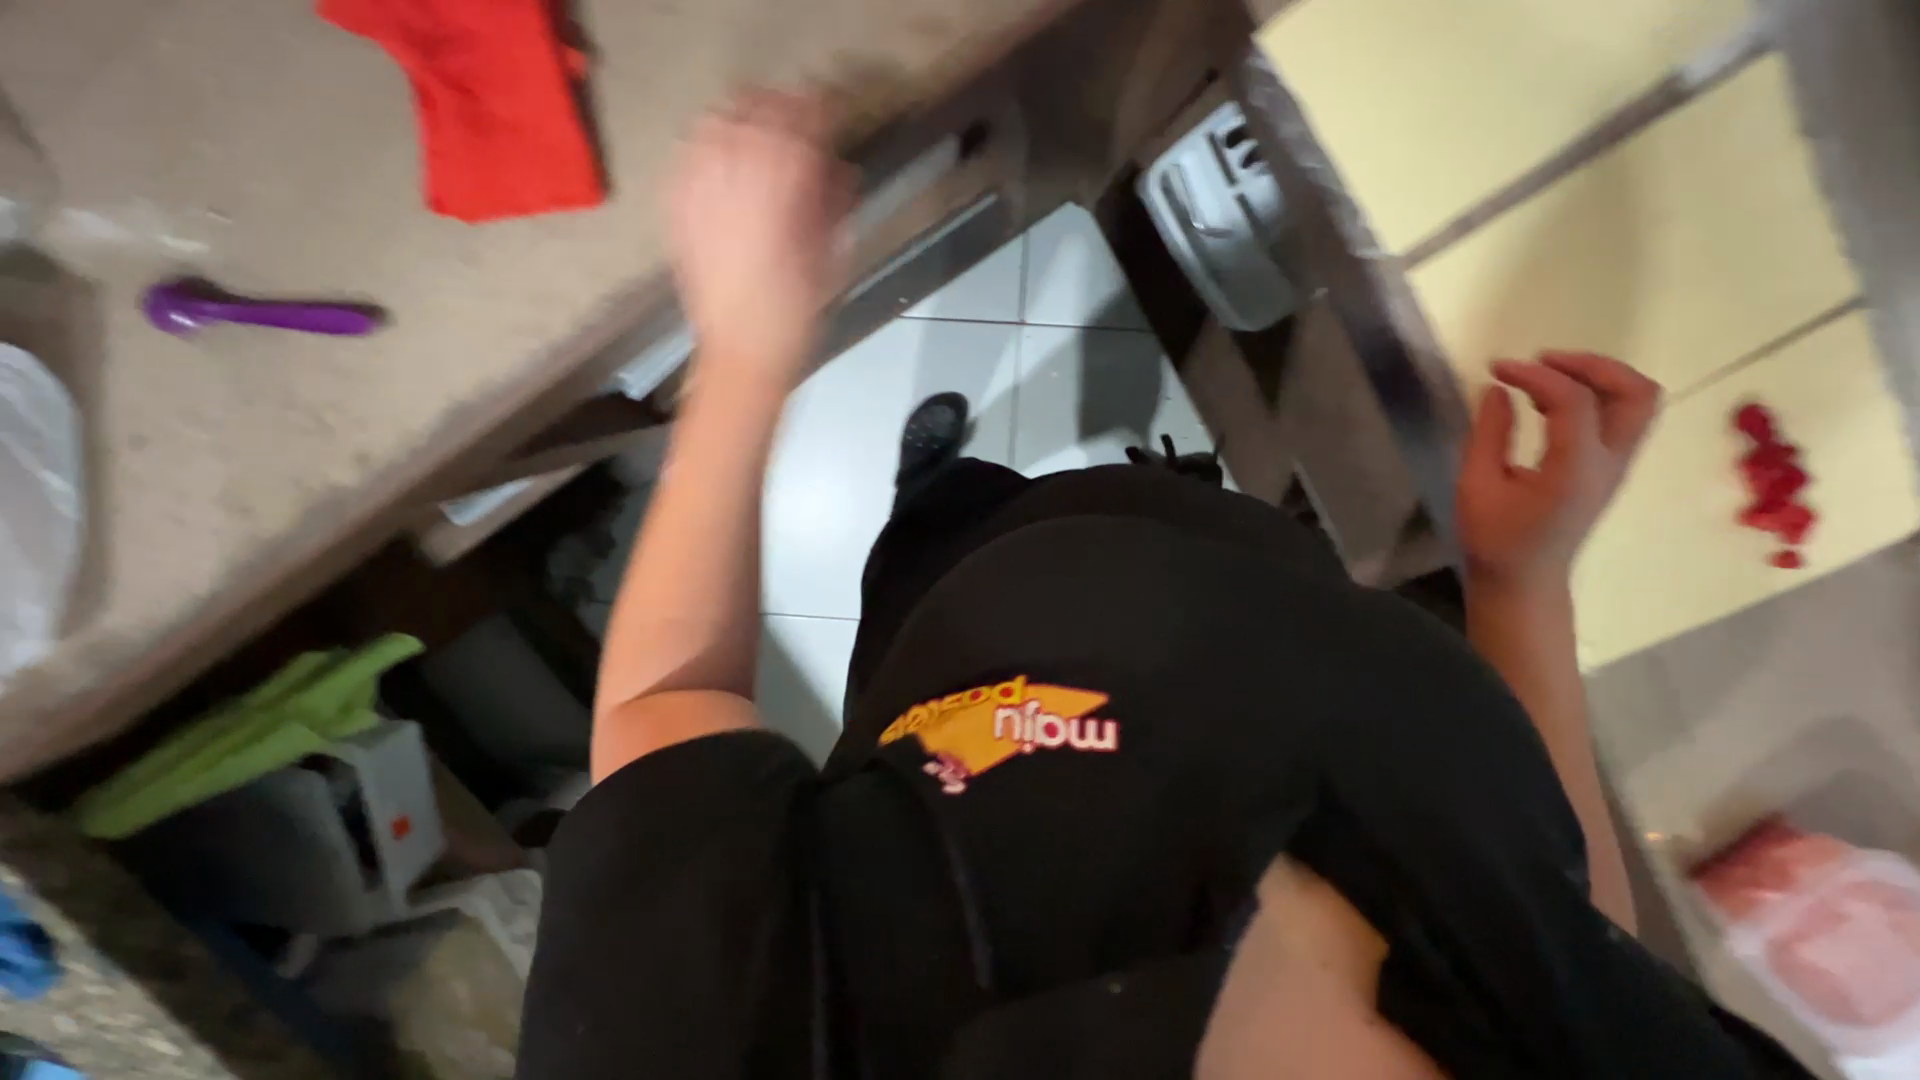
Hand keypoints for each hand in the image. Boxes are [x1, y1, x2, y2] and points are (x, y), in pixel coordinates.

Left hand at [668, 89, 852, 390]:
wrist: (742, 358)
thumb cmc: (794, 319)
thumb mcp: (830, 263)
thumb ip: (832, 207)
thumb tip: (839, 170)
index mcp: (780, 201)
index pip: (797, 130)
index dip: (815, 112)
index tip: (827, 112)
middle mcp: (735, 190)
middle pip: (750, 116)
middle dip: (774, 109)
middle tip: (792, 118)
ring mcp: (699, 201)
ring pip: (712, 130)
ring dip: (736, 120)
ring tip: (752, 127)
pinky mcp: (678, 216)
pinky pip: (683, 163)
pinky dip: (700, 149)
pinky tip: (713, 156)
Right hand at [1456, 352, 1660, 589]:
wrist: (1523, 579)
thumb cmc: (1494, 538)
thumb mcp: (1476, 485)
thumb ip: (1488, 434)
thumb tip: (1497, 389)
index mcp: (1575, 468)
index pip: (1573, 400)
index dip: (1535, 375)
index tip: (1497, 367)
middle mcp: (1610, 462)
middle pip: (1634, 392)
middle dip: (1592, 365)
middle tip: (1543, 361)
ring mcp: (1617, 466)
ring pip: (1637, 401)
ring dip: (1599, 378)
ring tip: (1549, 375)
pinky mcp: (1610, 468)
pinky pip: (1621, 417)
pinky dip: (1594, 396)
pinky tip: (1551, 401)